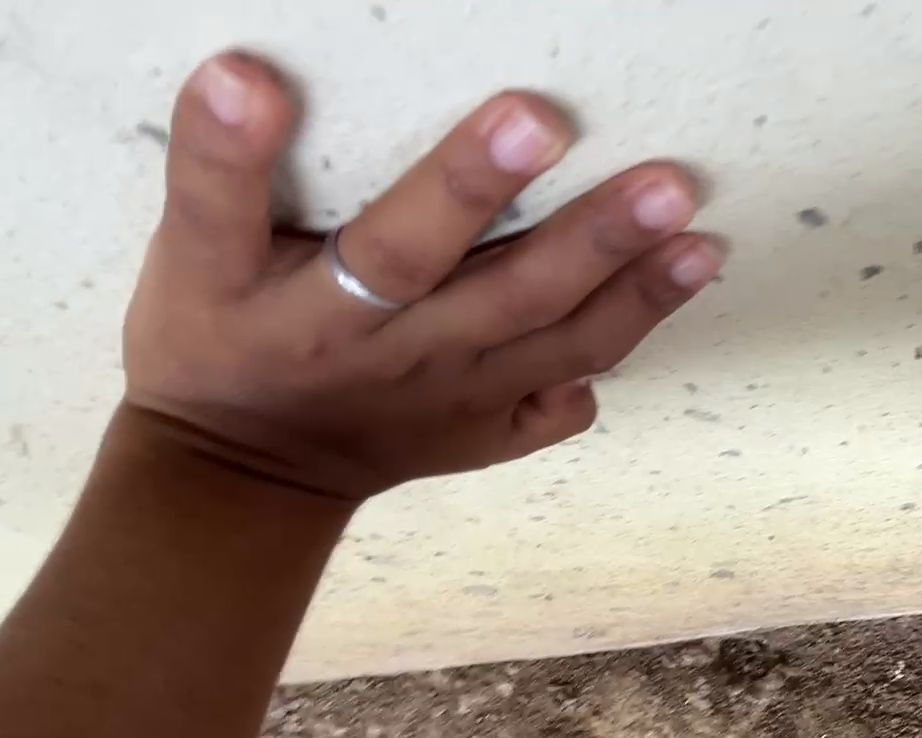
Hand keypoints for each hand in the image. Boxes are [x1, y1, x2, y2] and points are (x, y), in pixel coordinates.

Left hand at [122, 52, 722, 501]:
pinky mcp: (211, 276)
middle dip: (600, 241)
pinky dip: (229, 151)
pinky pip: (215, 210)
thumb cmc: (387, 434)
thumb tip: (606, 372)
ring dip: (468, 187)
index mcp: (490, 379)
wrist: (244, 470)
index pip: (589, 338)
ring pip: (405, 254)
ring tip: (534, 123)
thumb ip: (554, 407)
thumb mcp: (488, 440)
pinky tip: (248, 77)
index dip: (650, 298)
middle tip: (668, 185)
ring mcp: (322, 318)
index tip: (704, 246)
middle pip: (525, 295)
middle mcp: (425, 350)